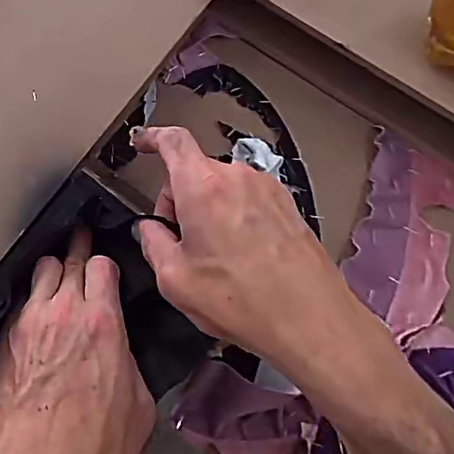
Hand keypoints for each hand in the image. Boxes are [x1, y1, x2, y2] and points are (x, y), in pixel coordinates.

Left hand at [0, 228, 154, 453]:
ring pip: (40, 271)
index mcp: (102, 321)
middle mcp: (63, 312)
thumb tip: (126, 359)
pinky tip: (35, 318)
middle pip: (69, 258)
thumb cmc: (91, 447)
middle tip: (81, 243)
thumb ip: (133, 365)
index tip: (108, 270)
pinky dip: (29, 304)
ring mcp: (28, 324)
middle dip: (78, 250)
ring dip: (51, 273)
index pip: (102, 264)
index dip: (106, 264)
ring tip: (56, 279)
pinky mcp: (2, 343)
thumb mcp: (139, 406)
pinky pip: (18, 305)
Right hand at [132, 126, 389, 391]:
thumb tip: (151, 230)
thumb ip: (153, 243)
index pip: (172, 141)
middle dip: (180, 199)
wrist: (308, 316)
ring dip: (210, 210)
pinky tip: (242, 257)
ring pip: (222, 186)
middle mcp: (236, 176)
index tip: (144, 142)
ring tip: (217, 258)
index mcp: (203, 187)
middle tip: (180, 241)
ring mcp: (265, 187)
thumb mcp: (175, 279)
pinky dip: (236, 217)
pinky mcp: (285, 202)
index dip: (153, 138)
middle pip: (195, 171)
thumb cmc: (245, 300)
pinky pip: (247, 198)